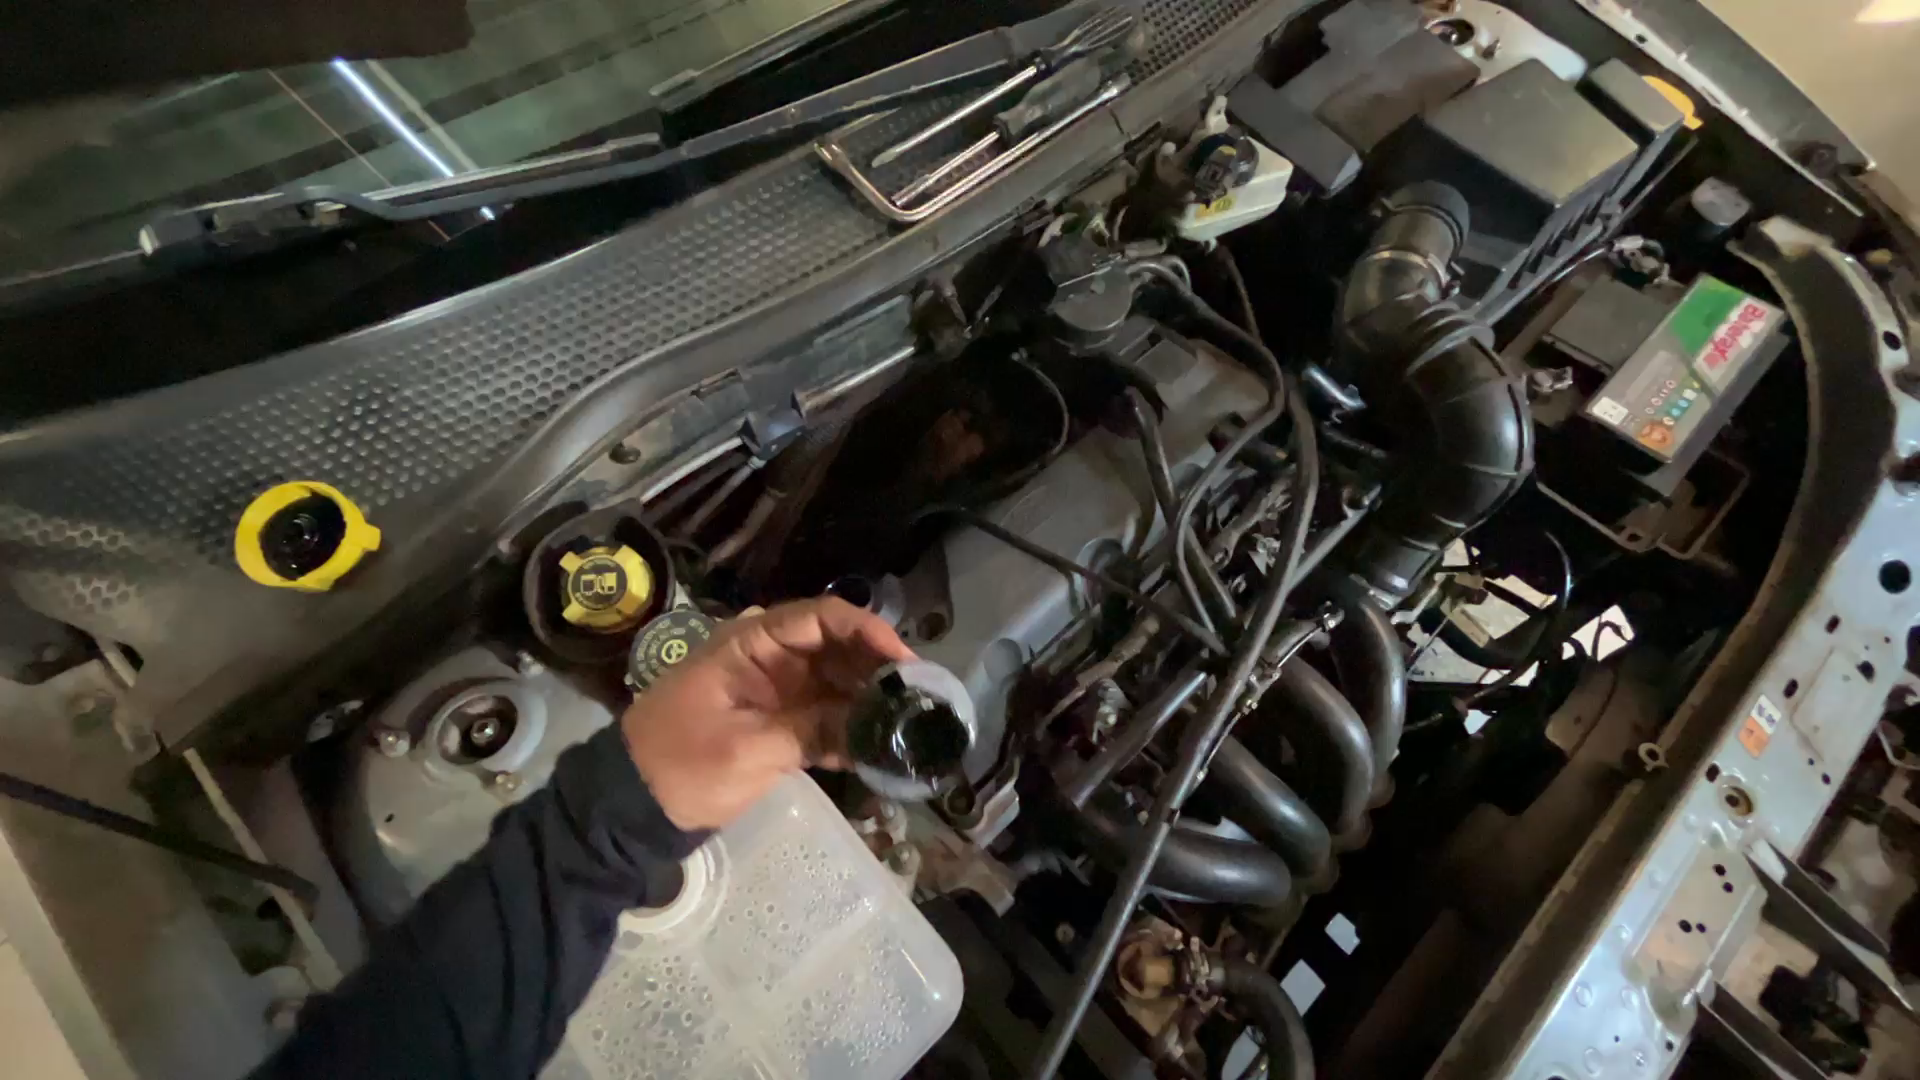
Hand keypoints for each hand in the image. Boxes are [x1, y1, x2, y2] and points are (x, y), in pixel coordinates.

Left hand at [619, 597, 914, 830]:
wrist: (631, 806)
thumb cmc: (681, 765)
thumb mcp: (745, 749)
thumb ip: (811, 731)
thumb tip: (873, 727)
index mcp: (753, 643)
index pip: (821, 618)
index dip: (868, 631)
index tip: (904, 660)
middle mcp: (771, 656)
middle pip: (837, 646)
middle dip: (878, 667)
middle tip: (917, 695)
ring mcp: (777, 688)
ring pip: (838, 680)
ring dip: (870, 699)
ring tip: (908, 721)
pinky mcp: (781, 719)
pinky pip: (827, 713)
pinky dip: (851, 727)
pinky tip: (878, 749)